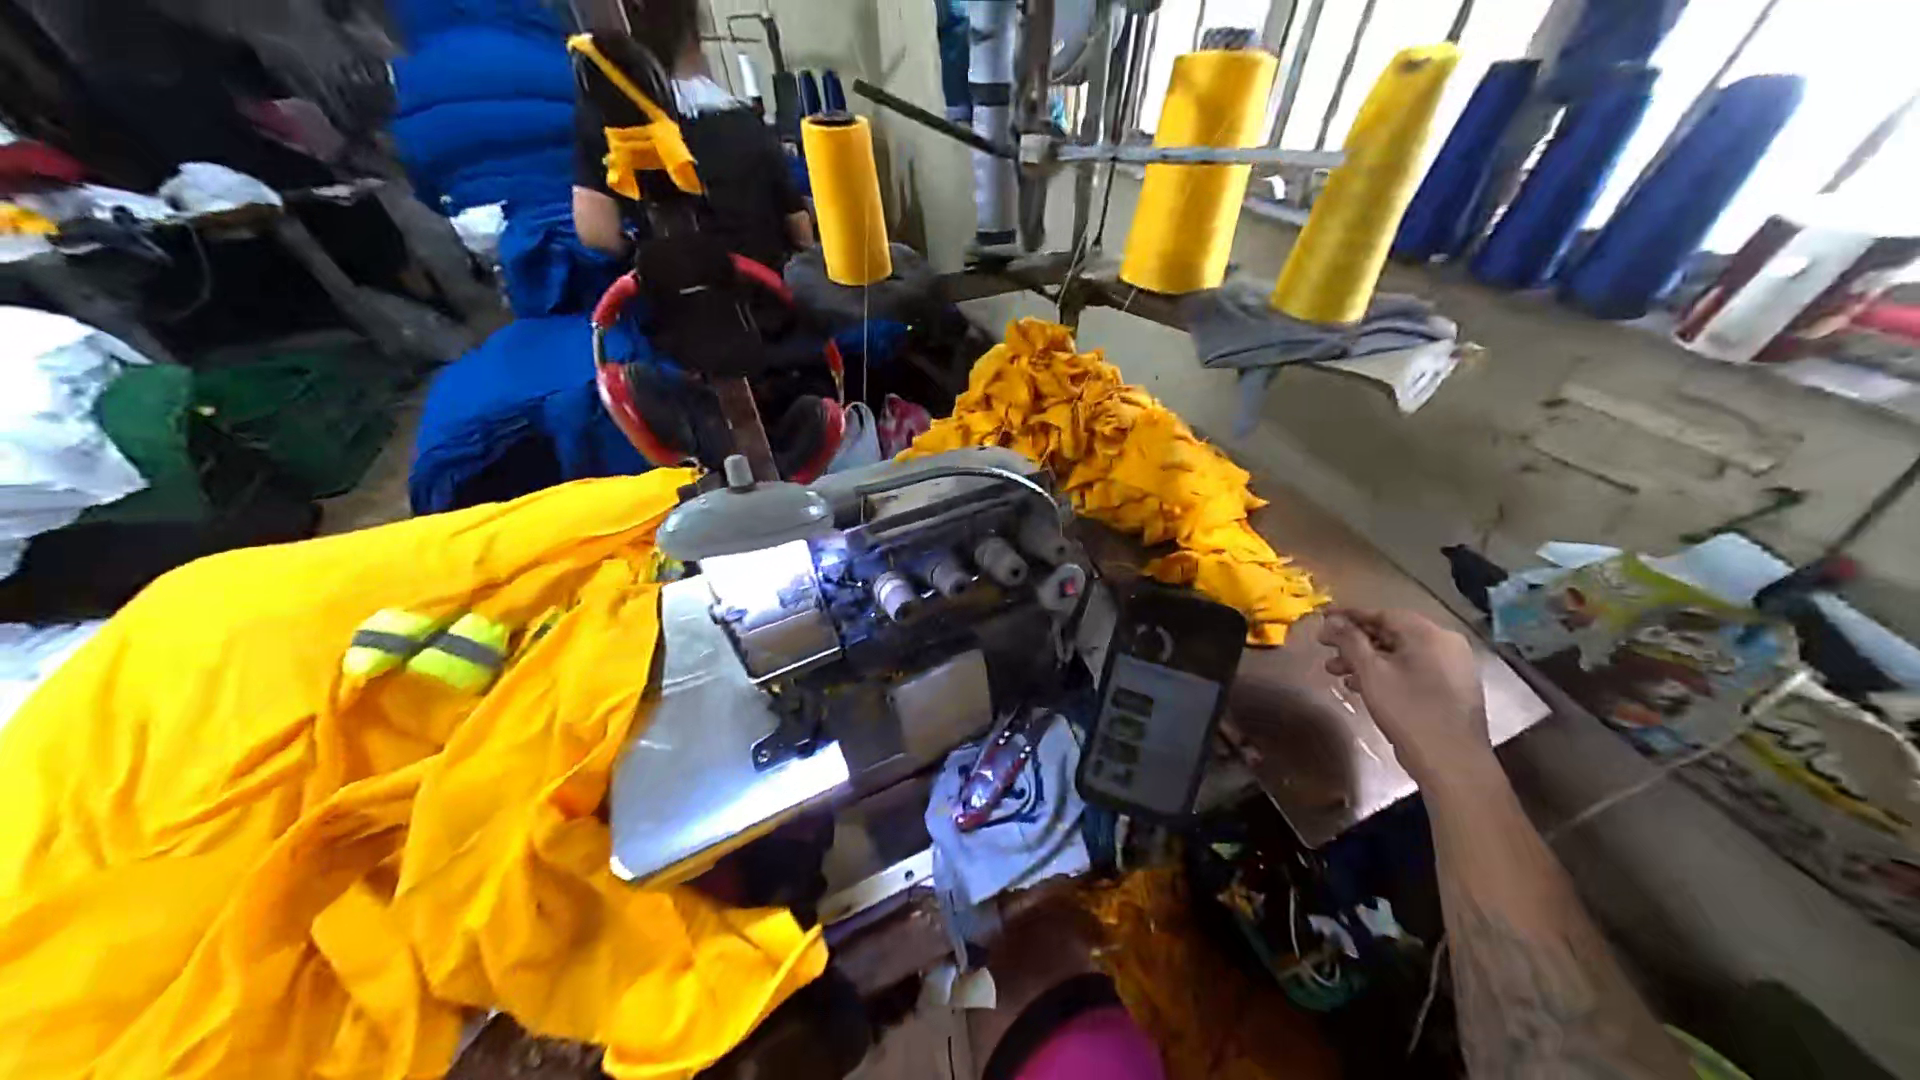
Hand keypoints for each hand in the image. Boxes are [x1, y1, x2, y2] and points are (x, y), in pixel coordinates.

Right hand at [1318, 608, 1492, 788]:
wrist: (1452, 761)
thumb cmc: (1408, 710)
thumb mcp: (1371, 672)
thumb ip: (1350, 641)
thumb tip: (1331, 620)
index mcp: (1429, 634)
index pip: (1383, 614)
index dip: (1348, 615)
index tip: (1321, 618)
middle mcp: (1445, 644)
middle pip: (1390, 633)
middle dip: (1353, 641)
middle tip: (1324, 647)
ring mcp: (1450, 667)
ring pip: (1398, 653)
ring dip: (1365, 659)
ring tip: (1335, 671)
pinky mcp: (1449, 688)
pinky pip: (1410, 669)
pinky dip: (1384, 672)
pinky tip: (1359, 685)